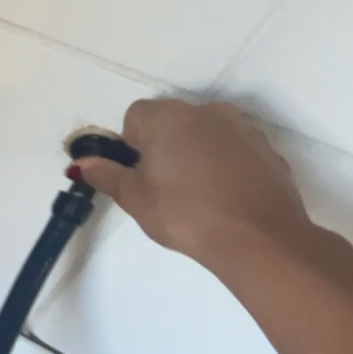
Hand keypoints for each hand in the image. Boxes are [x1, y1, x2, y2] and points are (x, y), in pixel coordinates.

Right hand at [76, 99, 315, 266]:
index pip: (136, 115)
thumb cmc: (183, 212)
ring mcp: (244, 131)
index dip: (131, 142)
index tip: (136, 170)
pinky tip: (222, 195)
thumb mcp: (132, 196)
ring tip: (194, 190)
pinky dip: (225, 164)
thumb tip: (81, 164)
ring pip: (206, 133)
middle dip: (162, 143)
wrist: (260, 239)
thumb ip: (104, 174)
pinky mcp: (270, 153)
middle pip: (173, 120)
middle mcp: (207, 113)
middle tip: (160, 182)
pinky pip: (235, 150)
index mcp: (168, 117)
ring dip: (195, 151)